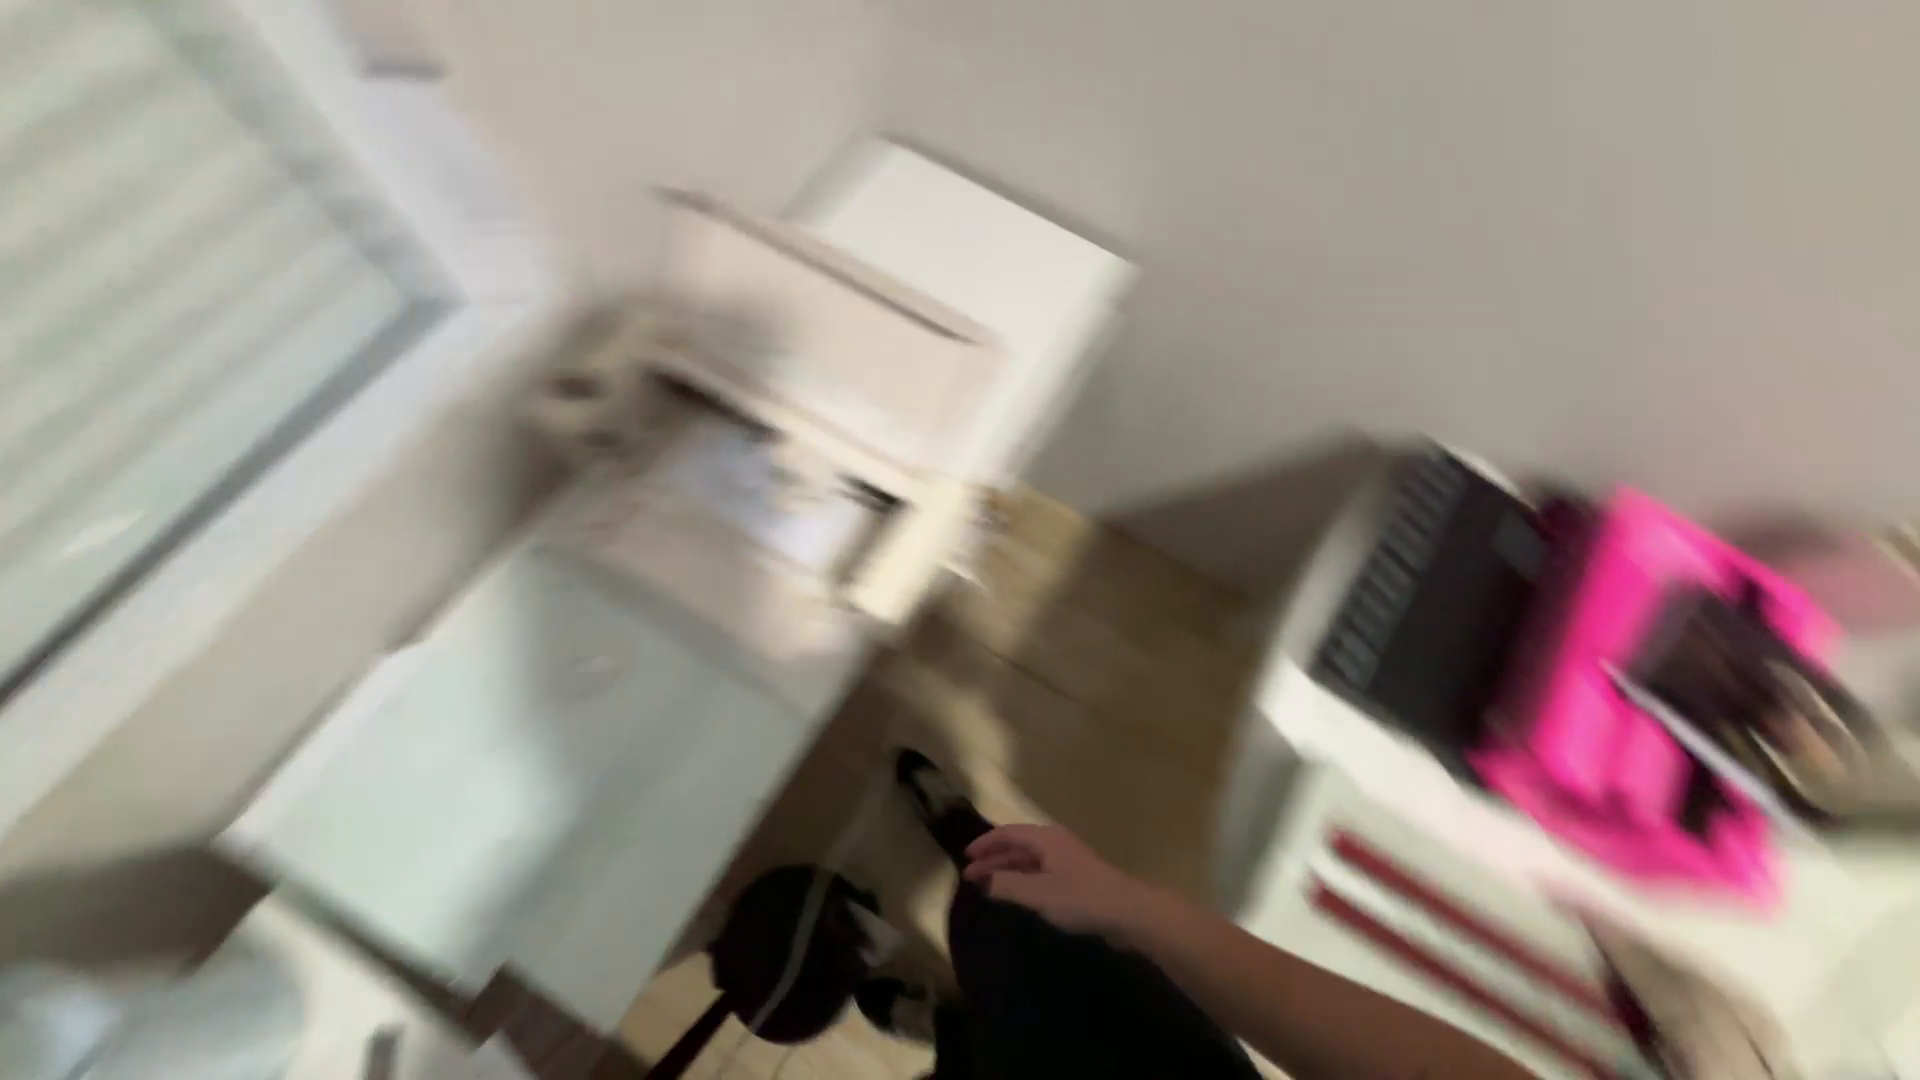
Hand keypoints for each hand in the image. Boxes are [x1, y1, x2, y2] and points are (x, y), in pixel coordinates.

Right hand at [962, 824, 1150, 936]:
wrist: (1128, 912)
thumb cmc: (1081, 898)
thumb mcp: (1038, 893)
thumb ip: (1008, 885)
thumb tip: (984, 879)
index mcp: (1046, 839)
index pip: (1008, 833)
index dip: (985, 844)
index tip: (965, 857)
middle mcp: (1055, 843)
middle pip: (1018, 845)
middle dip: (993, 859)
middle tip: (970, 876)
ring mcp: (1068, 861)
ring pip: (1030, 860)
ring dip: (1008, 870)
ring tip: (988, 886)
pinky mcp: (1077, 880)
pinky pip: (1041, 873)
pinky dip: (1023, 880)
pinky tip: (1018, 895)